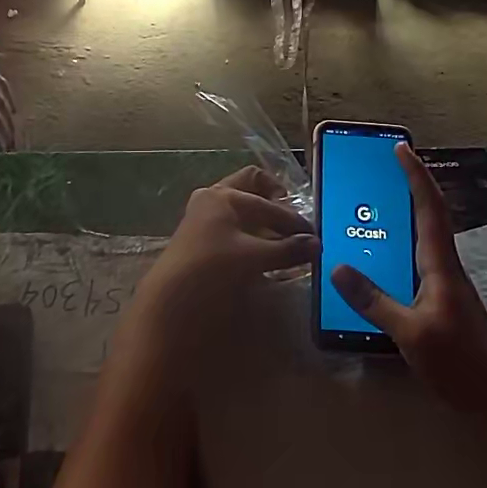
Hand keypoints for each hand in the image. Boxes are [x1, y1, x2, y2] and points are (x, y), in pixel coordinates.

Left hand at [130, 166, 317, 352]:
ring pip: (239, 207)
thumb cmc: (212, 268)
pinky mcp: (200, 238)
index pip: (268, 202)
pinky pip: (232, 225)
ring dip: (262, 219)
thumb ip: (287, 249)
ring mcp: (203, 218)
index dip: (293, 219)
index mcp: (224, 196)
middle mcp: (211, 199)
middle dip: (273, 201)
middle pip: (249, 188)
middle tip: (293, 221)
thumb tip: (316, 244)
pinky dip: (250, 232)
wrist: (170, 299)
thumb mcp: (254, 257)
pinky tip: (262, 252)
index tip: (313, 238)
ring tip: (283, 239)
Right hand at [329, 143, 486, 412]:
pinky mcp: (438, 299)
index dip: (416, 175)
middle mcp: (443, 265)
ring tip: (366, 207)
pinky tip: (374, 259)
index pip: (429, 208)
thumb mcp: (410, 332)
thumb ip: (373, 300)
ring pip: (420, 237)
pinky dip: (395, 246)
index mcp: (440, 264)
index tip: (399, 148)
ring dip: (400, 215)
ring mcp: (443, 283)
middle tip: (375, 171)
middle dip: (406, 186)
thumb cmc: (459, 363)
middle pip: (427, 214)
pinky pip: (413, 260)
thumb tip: (336, 266)